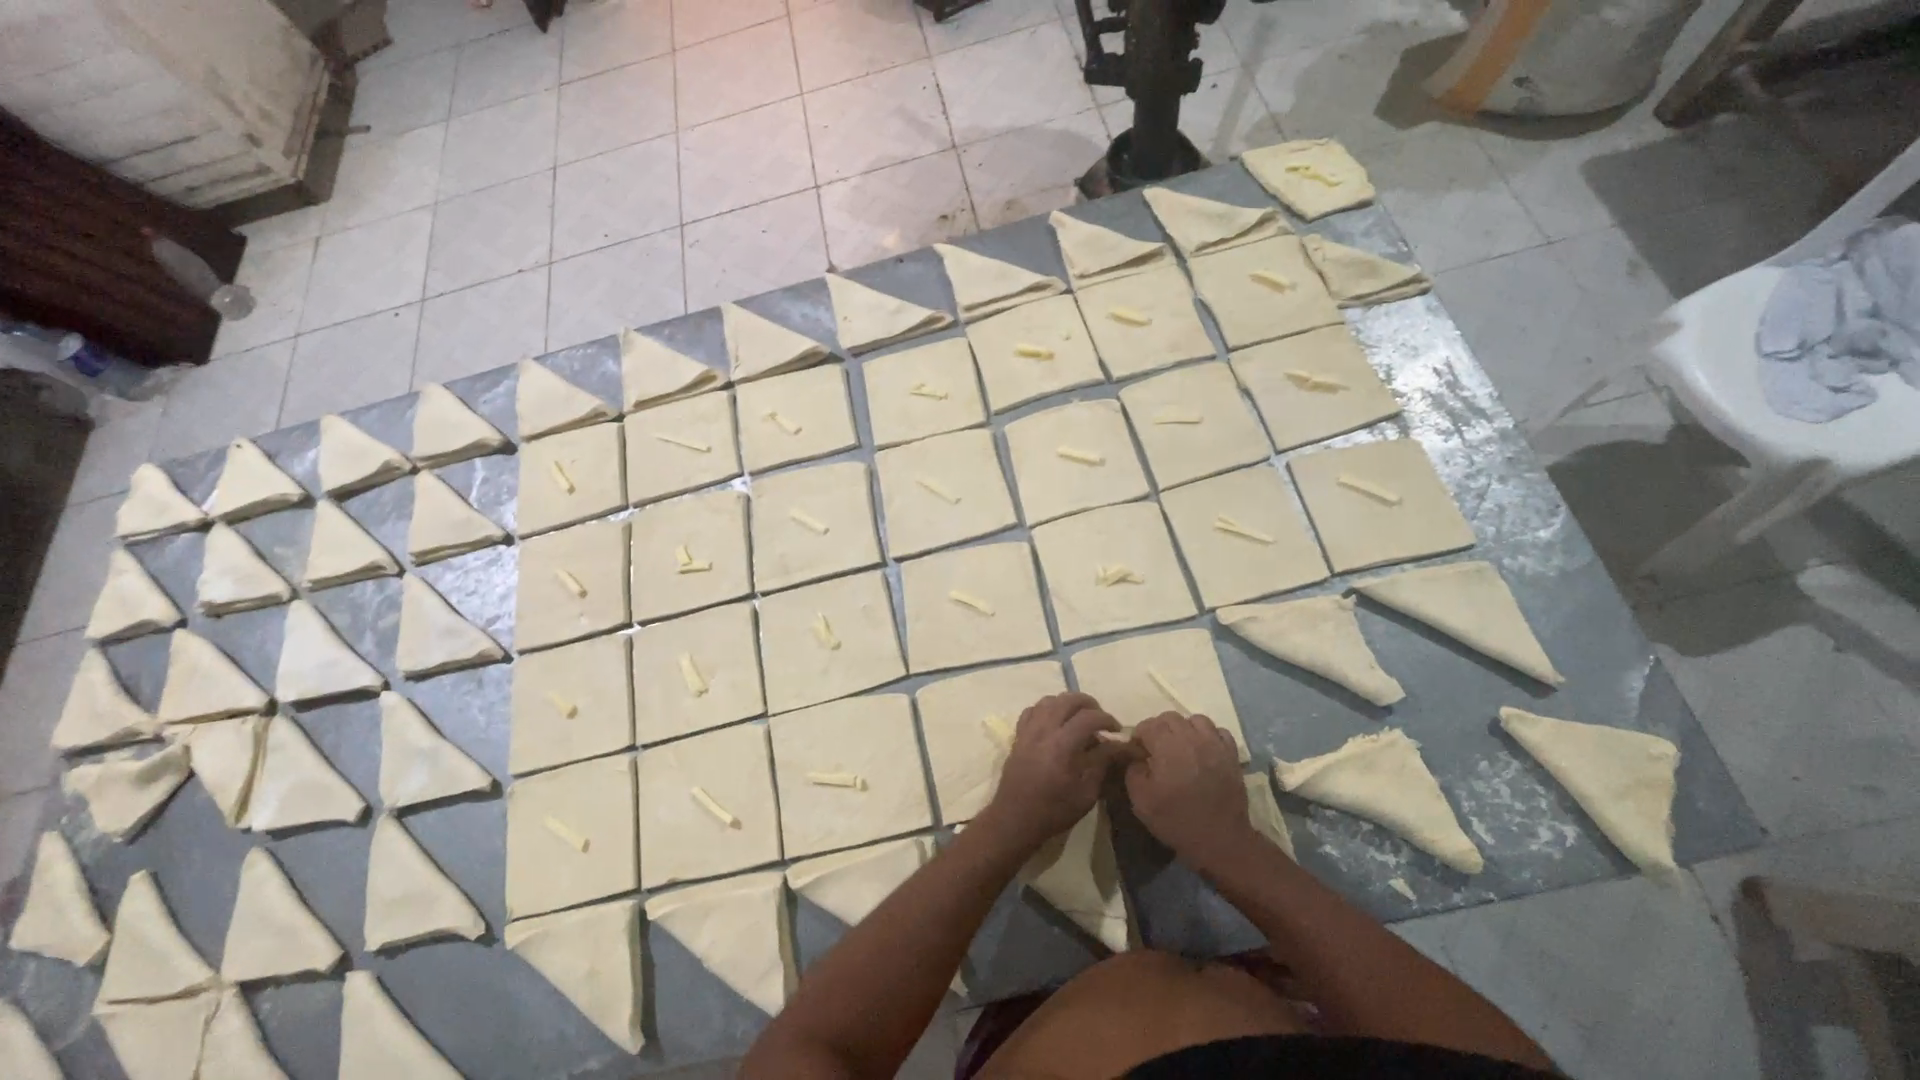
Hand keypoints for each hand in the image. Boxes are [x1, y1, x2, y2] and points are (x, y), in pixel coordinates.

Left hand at [977, 693, 1124, 850]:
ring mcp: (1027, 732)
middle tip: (1100, 720)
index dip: (1107, 719)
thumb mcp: (1086, 793)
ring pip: (1048, 700)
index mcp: (1062, 745)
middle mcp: (1043, 731)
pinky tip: (1054, 724)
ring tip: (1078, 719)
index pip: (1089, 717)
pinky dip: (1046, 710)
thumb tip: (1119, 745)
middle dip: (1089, 704)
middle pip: (1067, 699)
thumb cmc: (1054, 811)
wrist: (1014, 820)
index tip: (1117, 730)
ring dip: (1067, 704)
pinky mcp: (1017, 737)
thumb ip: (1102, 763)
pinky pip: (1031, 711)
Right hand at [1125, 712, 1257, 870]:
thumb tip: (1136, 756)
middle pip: (1170, 717)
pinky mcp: (1231, 754)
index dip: (1139, 736)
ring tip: (1180, 746)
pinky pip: (1218, 731)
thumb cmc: (1176, 820)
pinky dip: (1207, 735)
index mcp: (1167, 746)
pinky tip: (1202, 750)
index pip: (1148, 725)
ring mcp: (1215, 744)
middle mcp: (1192, 737)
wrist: (1220, 838)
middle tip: (1156, 749)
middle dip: (1159, 728)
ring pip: (1195, 720)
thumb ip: (1132, 770)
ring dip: (1184, 728)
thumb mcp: (1140, 800)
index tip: (1137, 752)